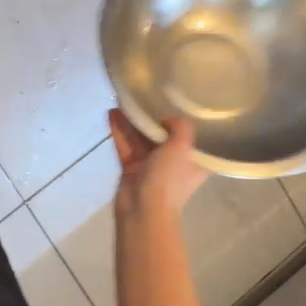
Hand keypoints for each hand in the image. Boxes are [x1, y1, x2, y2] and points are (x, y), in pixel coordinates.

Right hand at [108, 109, 206, 223]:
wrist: (143, 209)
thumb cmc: (169, 178)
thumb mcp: (183, 147)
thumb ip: (181, 127)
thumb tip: (170, 119)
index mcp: (194, 160)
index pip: (194, 137)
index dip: (186, 120)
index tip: (179, 101)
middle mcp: (175, 162)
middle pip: (164, 134)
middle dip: (152, 117)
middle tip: (144, 96)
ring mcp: (151, 165)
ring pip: (142, 138)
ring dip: (132, 121)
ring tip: (123, 100)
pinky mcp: (132, 168)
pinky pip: (126, 145)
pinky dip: (120, 131)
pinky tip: (112, 113)